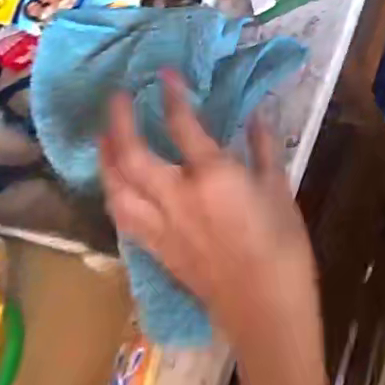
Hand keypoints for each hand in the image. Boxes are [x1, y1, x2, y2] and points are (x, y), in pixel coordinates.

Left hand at [99, 72, 325, 384]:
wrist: (267, 312)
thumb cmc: (282, 245)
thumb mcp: (279, 186)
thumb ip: (263, 144)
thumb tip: (255, 111)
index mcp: (213, 177)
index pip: (183, 124)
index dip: (172, 93)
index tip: (164, 72)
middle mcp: (178, 198)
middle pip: (133, 156)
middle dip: (119, 122)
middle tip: (116, 97)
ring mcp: (162, 227)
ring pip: (118, 189)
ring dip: (105, 159)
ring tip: (102, 136)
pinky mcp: (157, 250)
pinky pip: (124, 218)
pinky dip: (114, 194)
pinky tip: (115, 183)